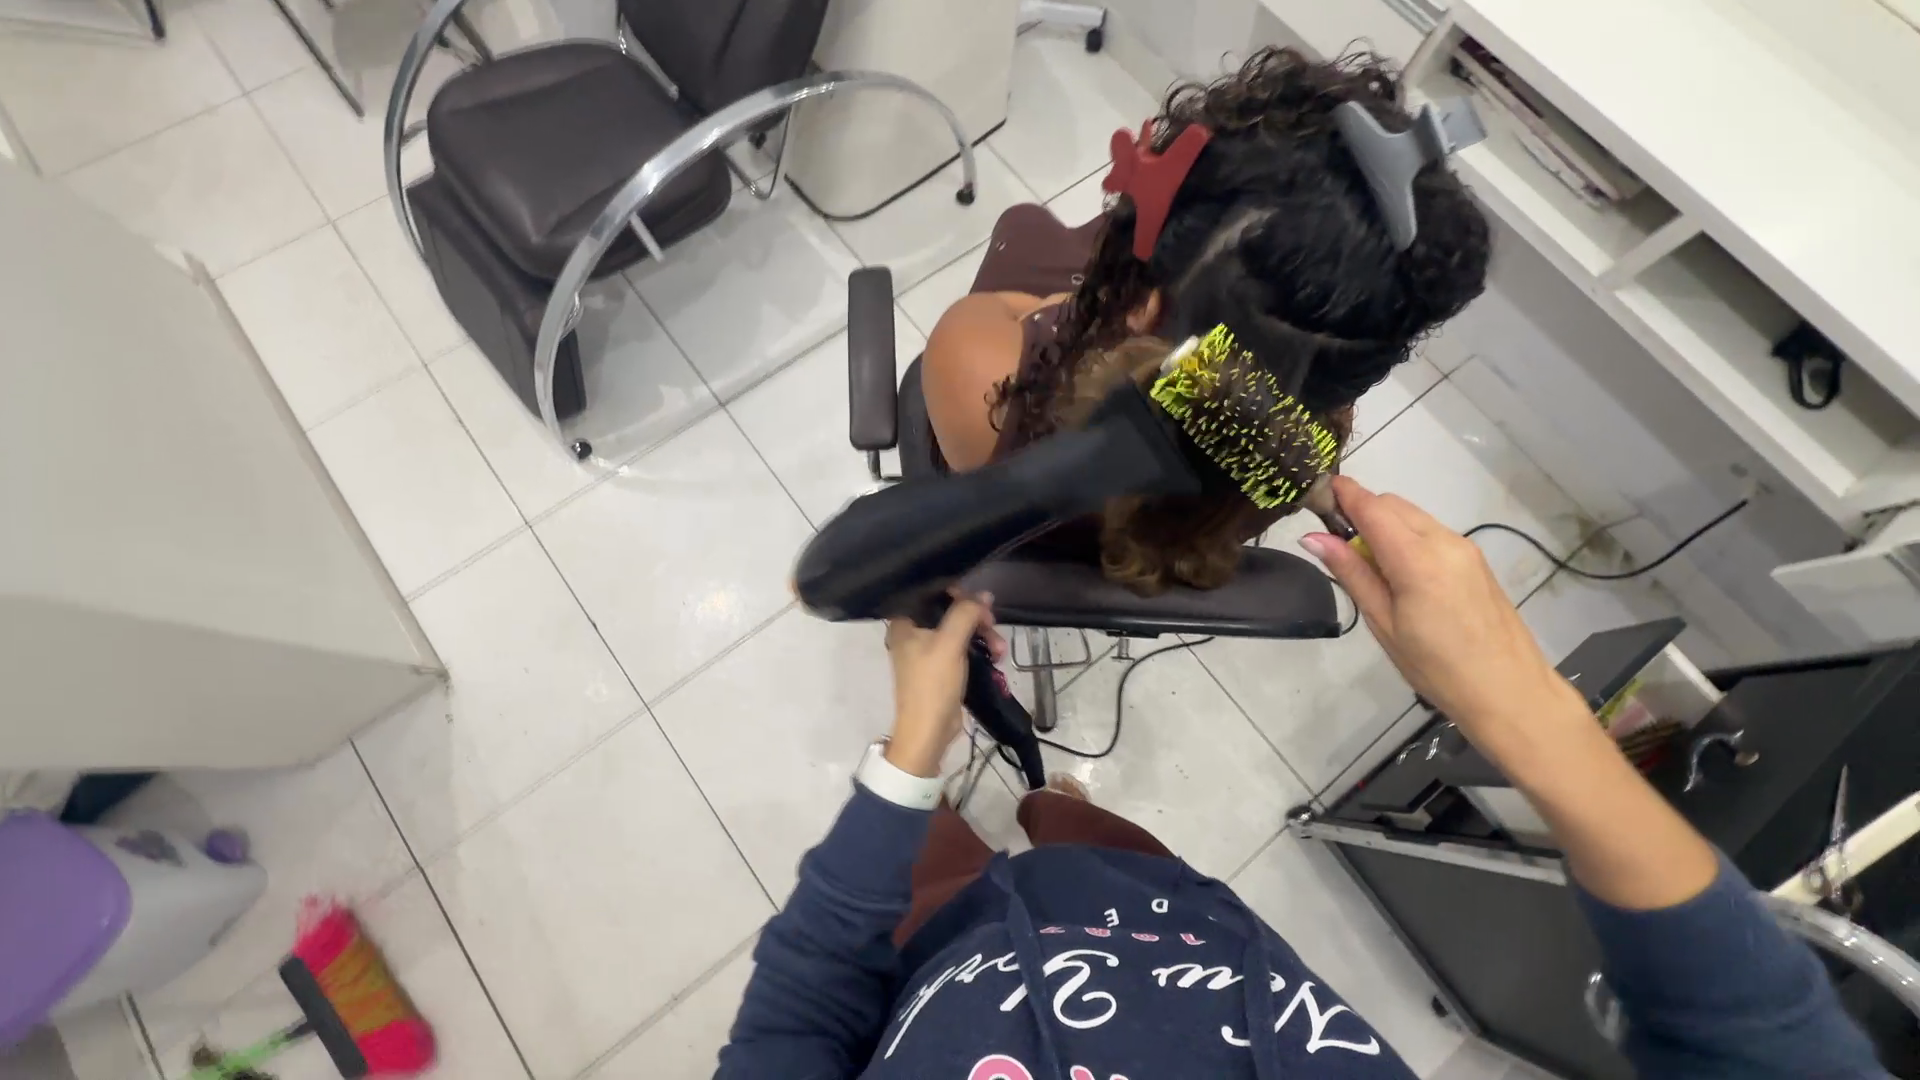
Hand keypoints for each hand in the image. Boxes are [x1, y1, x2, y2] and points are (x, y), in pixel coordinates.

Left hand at [882, 594, 1003, 777]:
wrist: (928, 731)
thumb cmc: (932, 683)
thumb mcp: (949, 643)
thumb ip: (965, 613)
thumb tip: (983, 595)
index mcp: (905, 622)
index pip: (933, 593)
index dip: (960, 594)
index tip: (981, 604)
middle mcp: (913, 632)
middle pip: (950, 612)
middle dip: (977, 619)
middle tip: (993, 626)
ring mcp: (927, 650)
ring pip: (960, 630)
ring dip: (983, 636)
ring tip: (1000, 650)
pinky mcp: (941, 666)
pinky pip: (963, 648)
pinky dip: (979, 649)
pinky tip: (996, 657)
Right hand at [1299, 477, 1576, 739]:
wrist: (1510, 692)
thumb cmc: (1436, 667)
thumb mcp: (1383, 623)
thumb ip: (1351, 573)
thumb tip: (1313, 537)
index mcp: (1417, 559)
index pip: (1372, 507)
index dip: (1343, 494)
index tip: (1315, 491)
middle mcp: (1444, 542)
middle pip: (1392, 504)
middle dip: (1360, 510)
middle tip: (1332, 541)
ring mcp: (1464, 548)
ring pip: (1412, 516)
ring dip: (1382, 524)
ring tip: (1363, 564)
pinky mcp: (1474, 560)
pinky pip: (1430, 532)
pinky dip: (1404, 537)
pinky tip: (1395, 573)